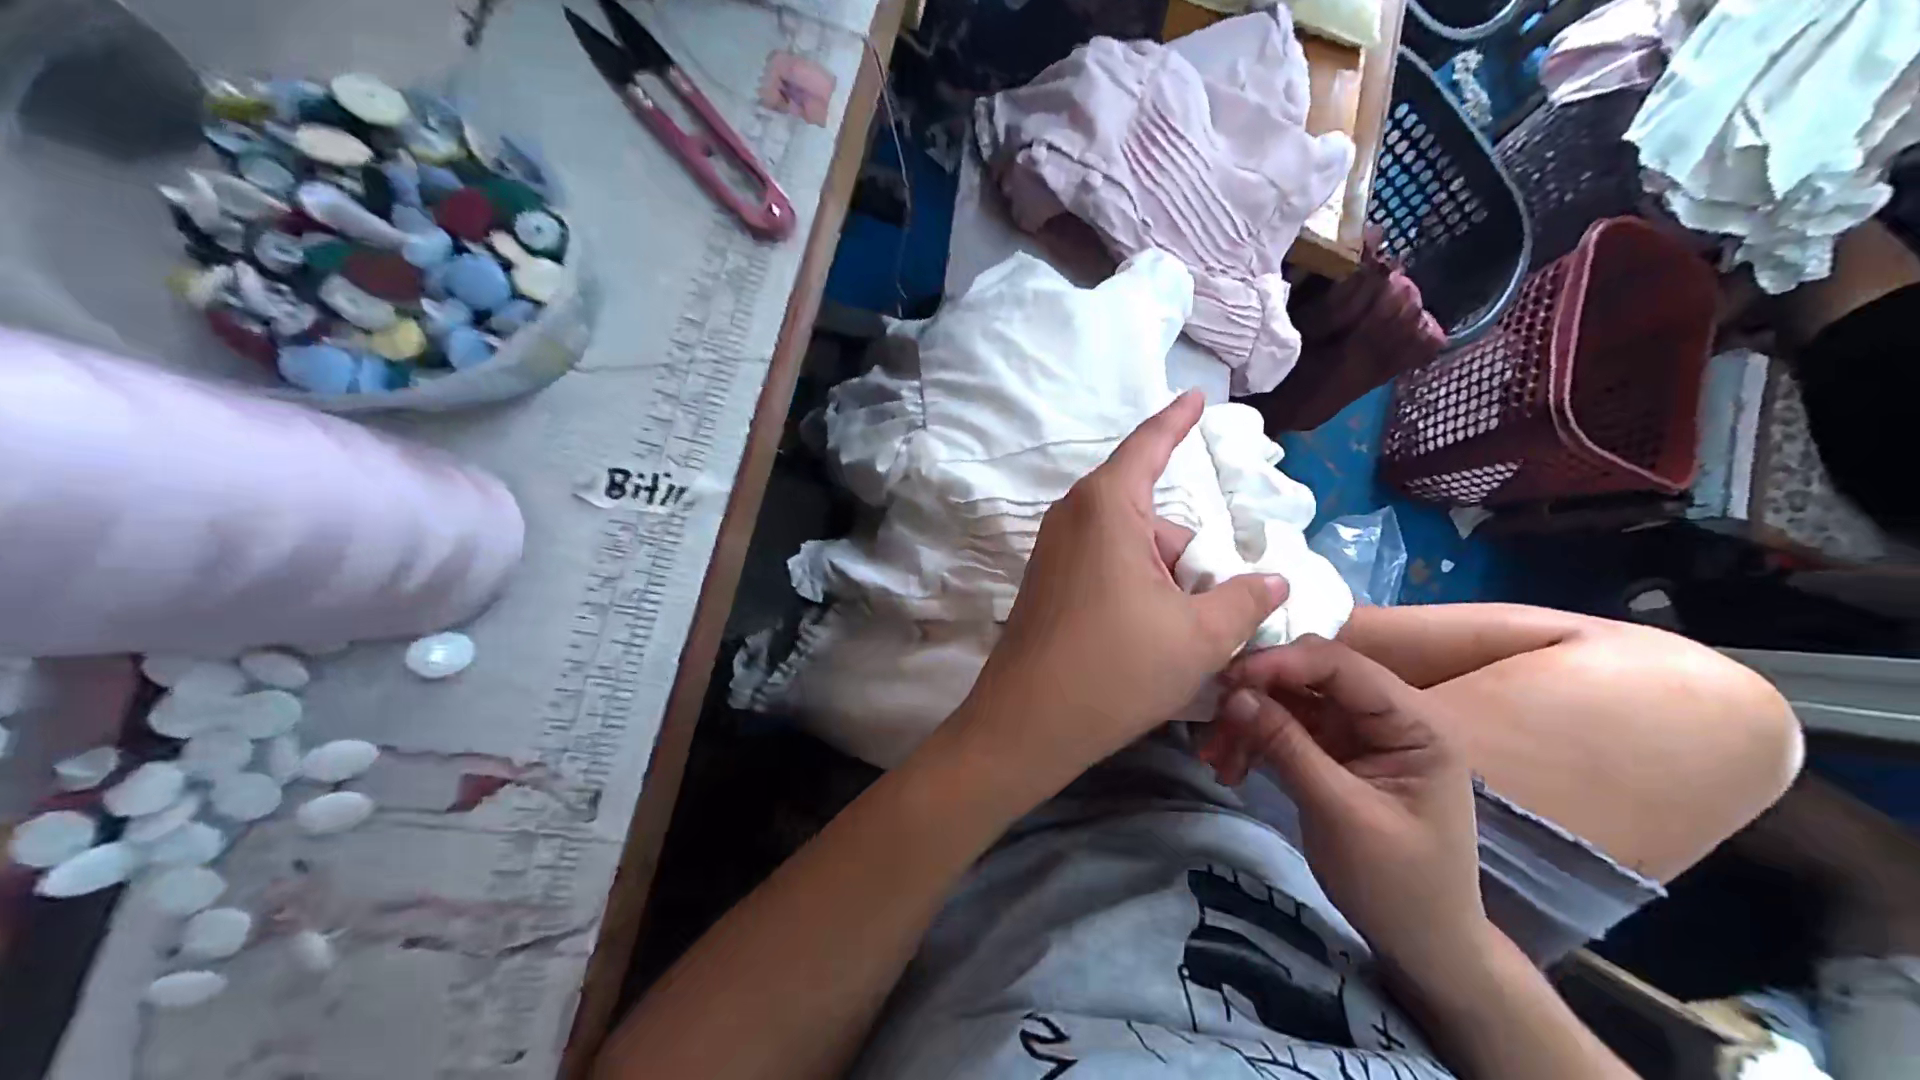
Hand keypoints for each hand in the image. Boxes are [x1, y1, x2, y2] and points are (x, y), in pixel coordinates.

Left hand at [948, 391, 1287, 795]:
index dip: (1177, 420)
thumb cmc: (1117, 669)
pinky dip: (1135, 592)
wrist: (1028, 724)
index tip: (1195, 395)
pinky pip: (1106, 569)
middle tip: (1208, 616)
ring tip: (1176, 643)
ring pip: (1133, 550)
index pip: (1149, 446)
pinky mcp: (1046, 583)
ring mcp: (1054, 552)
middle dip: (1188, 559)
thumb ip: (1246, 600)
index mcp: (1106, 507)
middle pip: (1153, 518)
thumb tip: (1276, 581)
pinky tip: (1144, 643)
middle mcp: (1073, 517)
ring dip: (1165, 584)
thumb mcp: (1200, 636)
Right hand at [1196, 636, 1486, 976]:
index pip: (1338, 665)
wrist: (1422, 943)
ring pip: (1287, 700)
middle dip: (1256, 693)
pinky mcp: (1332, 750)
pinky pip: (1283, 727)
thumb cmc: (1398, 882)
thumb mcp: (1340, 813)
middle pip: (1307, 675)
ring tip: (1216, 758)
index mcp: (1414, 720)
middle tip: (1212, 721)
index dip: (1279, 662)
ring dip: (1247, 721)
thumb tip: (1233, 694)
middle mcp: (1386, 714)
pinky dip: (1253, 741)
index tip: (1226, 681)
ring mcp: (1356, 731)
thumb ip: (1287, 746)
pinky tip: (1230, 768)